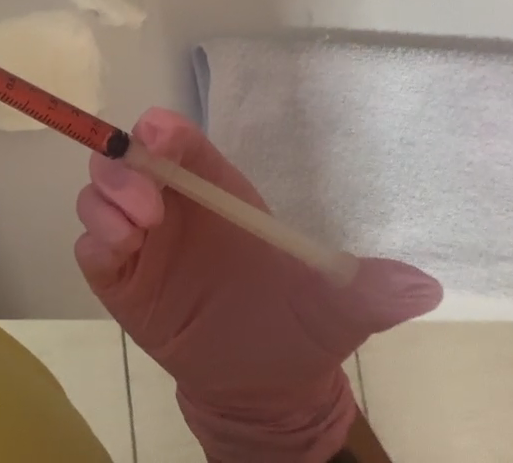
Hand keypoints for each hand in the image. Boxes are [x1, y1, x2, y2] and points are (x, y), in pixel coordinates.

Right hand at [75, 108, 441, 461]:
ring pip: (97, 193)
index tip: (158, 134)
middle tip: (146, 200)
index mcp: (210, 189)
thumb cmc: (292, 328)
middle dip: (123, 165)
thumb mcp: (336, 309)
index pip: (176, 139)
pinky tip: (118, 251)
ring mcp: (133, 235)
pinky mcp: (113, 269)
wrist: (260, 384)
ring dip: (106, 200)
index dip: (161, 129)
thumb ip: (368, 291)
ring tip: (134, 230)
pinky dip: (95, 237)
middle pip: (123, 158)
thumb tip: (423, 286)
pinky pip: (89, 241)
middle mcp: (163, 201)